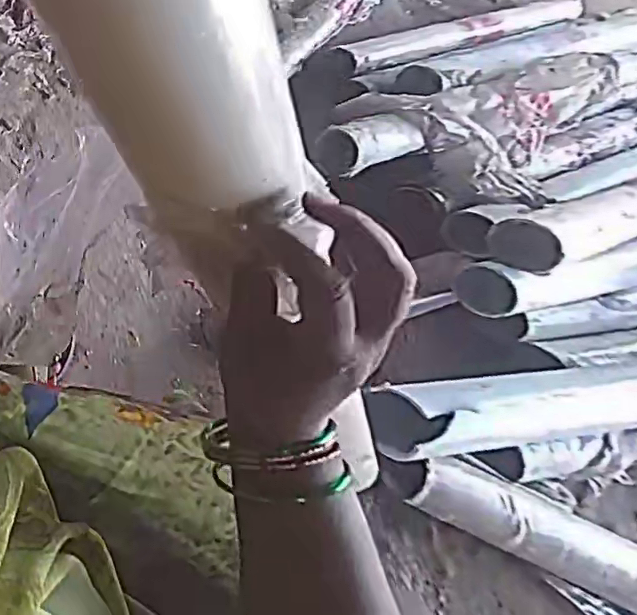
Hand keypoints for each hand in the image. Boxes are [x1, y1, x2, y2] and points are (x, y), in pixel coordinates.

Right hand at [219, 195, 414, 448]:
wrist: (284, 432)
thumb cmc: (257, 390)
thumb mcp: (240, 339)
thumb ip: (252, 289)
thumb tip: (257, 250)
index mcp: (332, 350)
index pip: (329, 286)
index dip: (294, 249)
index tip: (261, 229)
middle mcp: (370, 343)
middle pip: (392, 275)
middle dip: (357, 229)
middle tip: (314, 203)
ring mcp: (380, 338)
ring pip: (396, 276)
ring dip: (365, 235)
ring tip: (325, 210)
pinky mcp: (375, 331)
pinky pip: (382, 282)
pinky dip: (362, 251)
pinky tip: (332, 236)